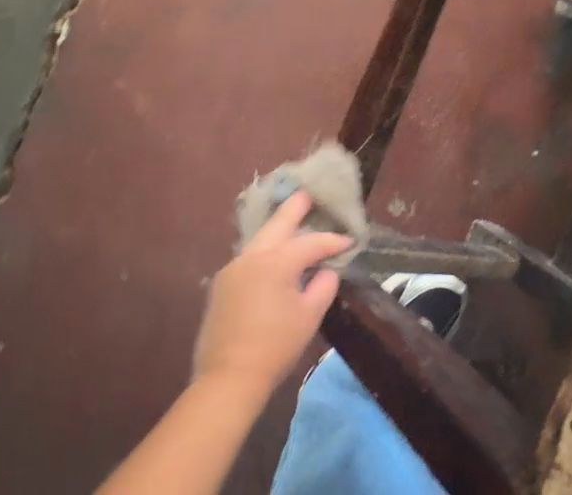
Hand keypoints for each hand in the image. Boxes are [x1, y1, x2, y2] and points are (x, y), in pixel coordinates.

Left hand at [193, 191, 352, 396]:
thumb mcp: (309, 316)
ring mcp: (232, 270)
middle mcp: (251, 257)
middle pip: (277, 225)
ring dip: (277, 229)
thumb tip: (326, 270)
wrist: (228, 377)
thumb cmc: (276, 346)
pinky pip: (248, 258)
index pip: (311, 243)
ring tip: (291, 220)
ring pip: (259, 240)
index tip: (349, 241)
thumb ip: (323, 286)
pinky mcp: (222, 286)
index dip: (332, 241)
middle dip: (294, 209)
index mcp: (275, 262)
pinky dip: (264, 251)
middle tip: (307, 193)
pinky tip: (272, 256)